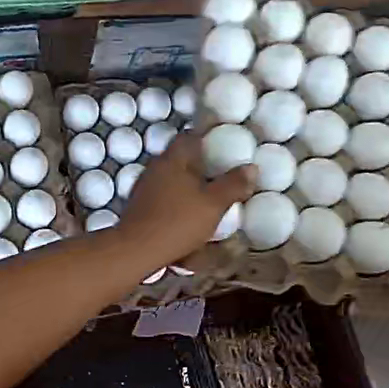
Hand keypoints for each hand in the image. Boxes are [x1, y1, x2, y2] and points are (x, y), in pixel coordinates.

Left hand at [117, 134, 253, 263]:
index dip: (207, 138)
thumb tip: (252, 168)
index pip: (189, 137)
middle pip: (179, 157)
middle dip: (199, 164)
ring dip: (187, 184)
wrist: (136, 250)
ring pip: (170, 178)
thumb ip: (233, 185)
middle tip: (220, 174)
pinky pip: (162, 196)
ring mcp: (143, 187)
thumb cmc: (177, 222)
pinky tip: (186, 215)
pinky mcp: (138, 207)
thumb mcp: (214, 205)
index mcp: (173, 159)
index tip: (224, 147)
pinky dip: (175, 200)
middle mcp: (155, 167)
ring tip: (206, 196)